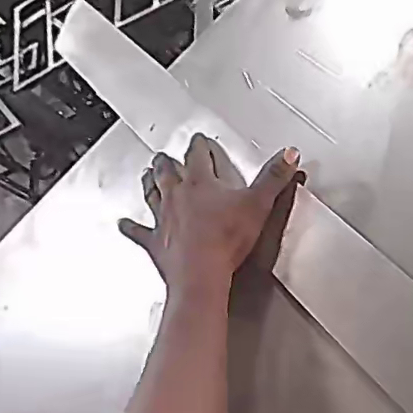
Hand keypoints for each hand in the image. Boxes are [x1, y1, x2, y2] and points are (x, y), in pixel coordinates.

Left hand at [121, 134, 300, 294]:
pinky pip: (139, 231)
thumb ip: (274, 177)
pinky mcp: (156, 242)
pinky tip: (124, 223)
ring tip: (147, 175)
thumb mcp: (260, 204)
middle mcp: (177, 197)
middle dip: (167, 162)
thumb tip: (288, 155)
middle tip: (165, 156)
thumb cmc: (226, 239)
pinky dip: (131, 226)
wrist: (201, 272)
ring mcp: (163, 219)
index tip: (199, 140)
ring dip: (149, 183)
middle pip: (168, 172)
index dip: (199, 146)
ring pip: (151, 193)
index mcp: (201, 184)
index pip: (198, 156)